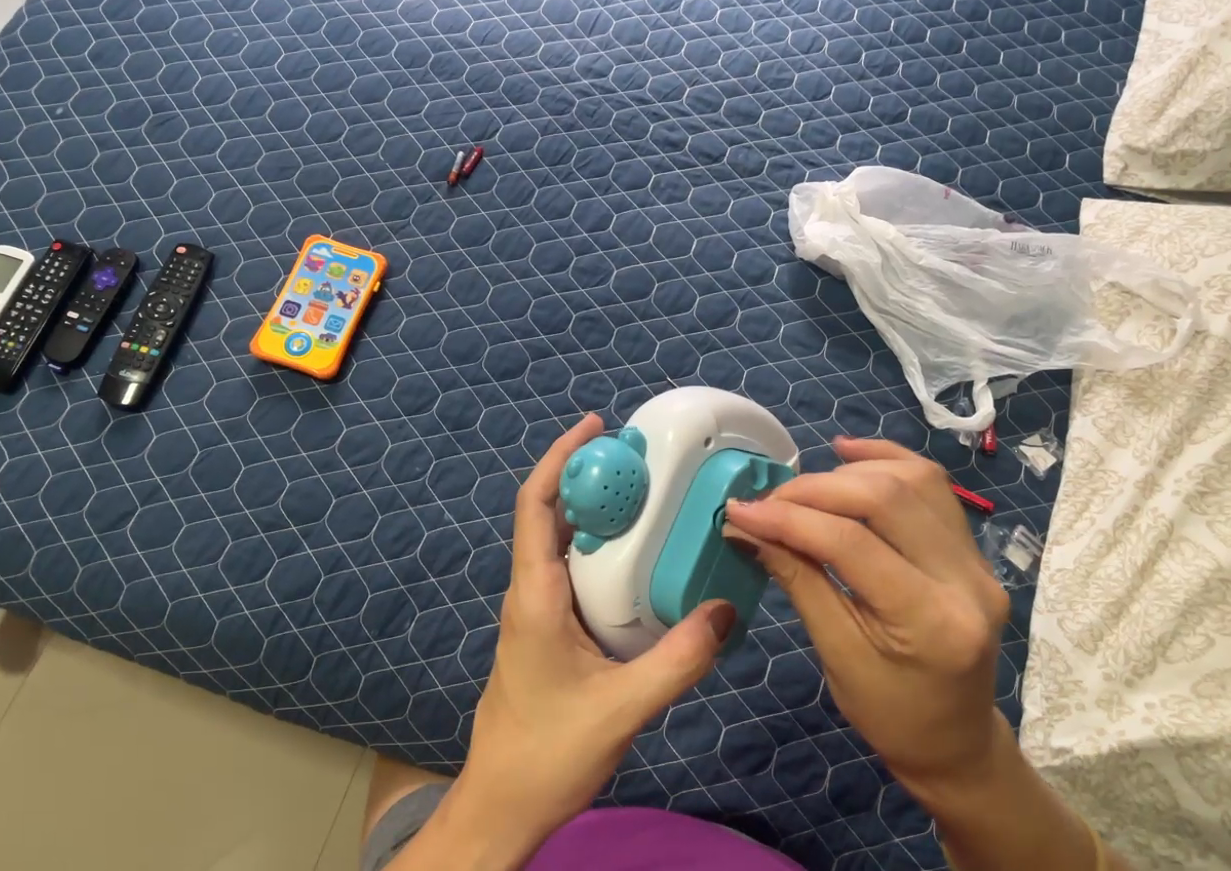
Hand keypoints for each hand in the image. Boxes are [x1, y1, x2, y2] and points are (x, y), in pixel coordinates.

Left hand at [447, 414, 737, 860]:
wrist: (502, 802)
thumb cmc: (549, 752)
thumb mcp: (624, 707)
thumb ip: (678, 660)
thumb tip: (727, 611)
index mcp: (534, 595)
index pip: (535, 505)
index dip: (560, 459)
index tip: (595, 428)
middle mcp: (529, 592)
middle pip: (550, 515)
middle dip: (590, 479)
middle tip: (641, 460)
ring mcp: (534, 613)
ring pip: (561, 545)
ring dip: (595, 515)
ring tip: (647, 498)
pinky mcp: (545, 633)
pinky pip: (571, 574)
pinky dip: (600, 553)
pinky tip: (639, 563)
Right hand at [724, 438, 1009, 789]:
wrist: (955, 741)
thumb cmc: (890, 714)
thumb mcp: (836, 655)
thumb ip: (799, 581)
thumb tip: (749, 528)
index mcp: (931, 621)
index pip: (851, 544)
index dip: (789, 518)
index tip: (740, 511)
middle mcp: (966, 580)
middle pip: (884, 498)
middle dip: (814, 489)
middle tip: (767, 501)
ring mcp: (978, 561)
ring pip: (912, 479)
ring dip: (848, 472)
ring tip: (801, 489)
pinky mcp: (973, 550)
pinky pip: (932, 486)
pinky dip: (887, 459)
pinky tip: (847, 452)